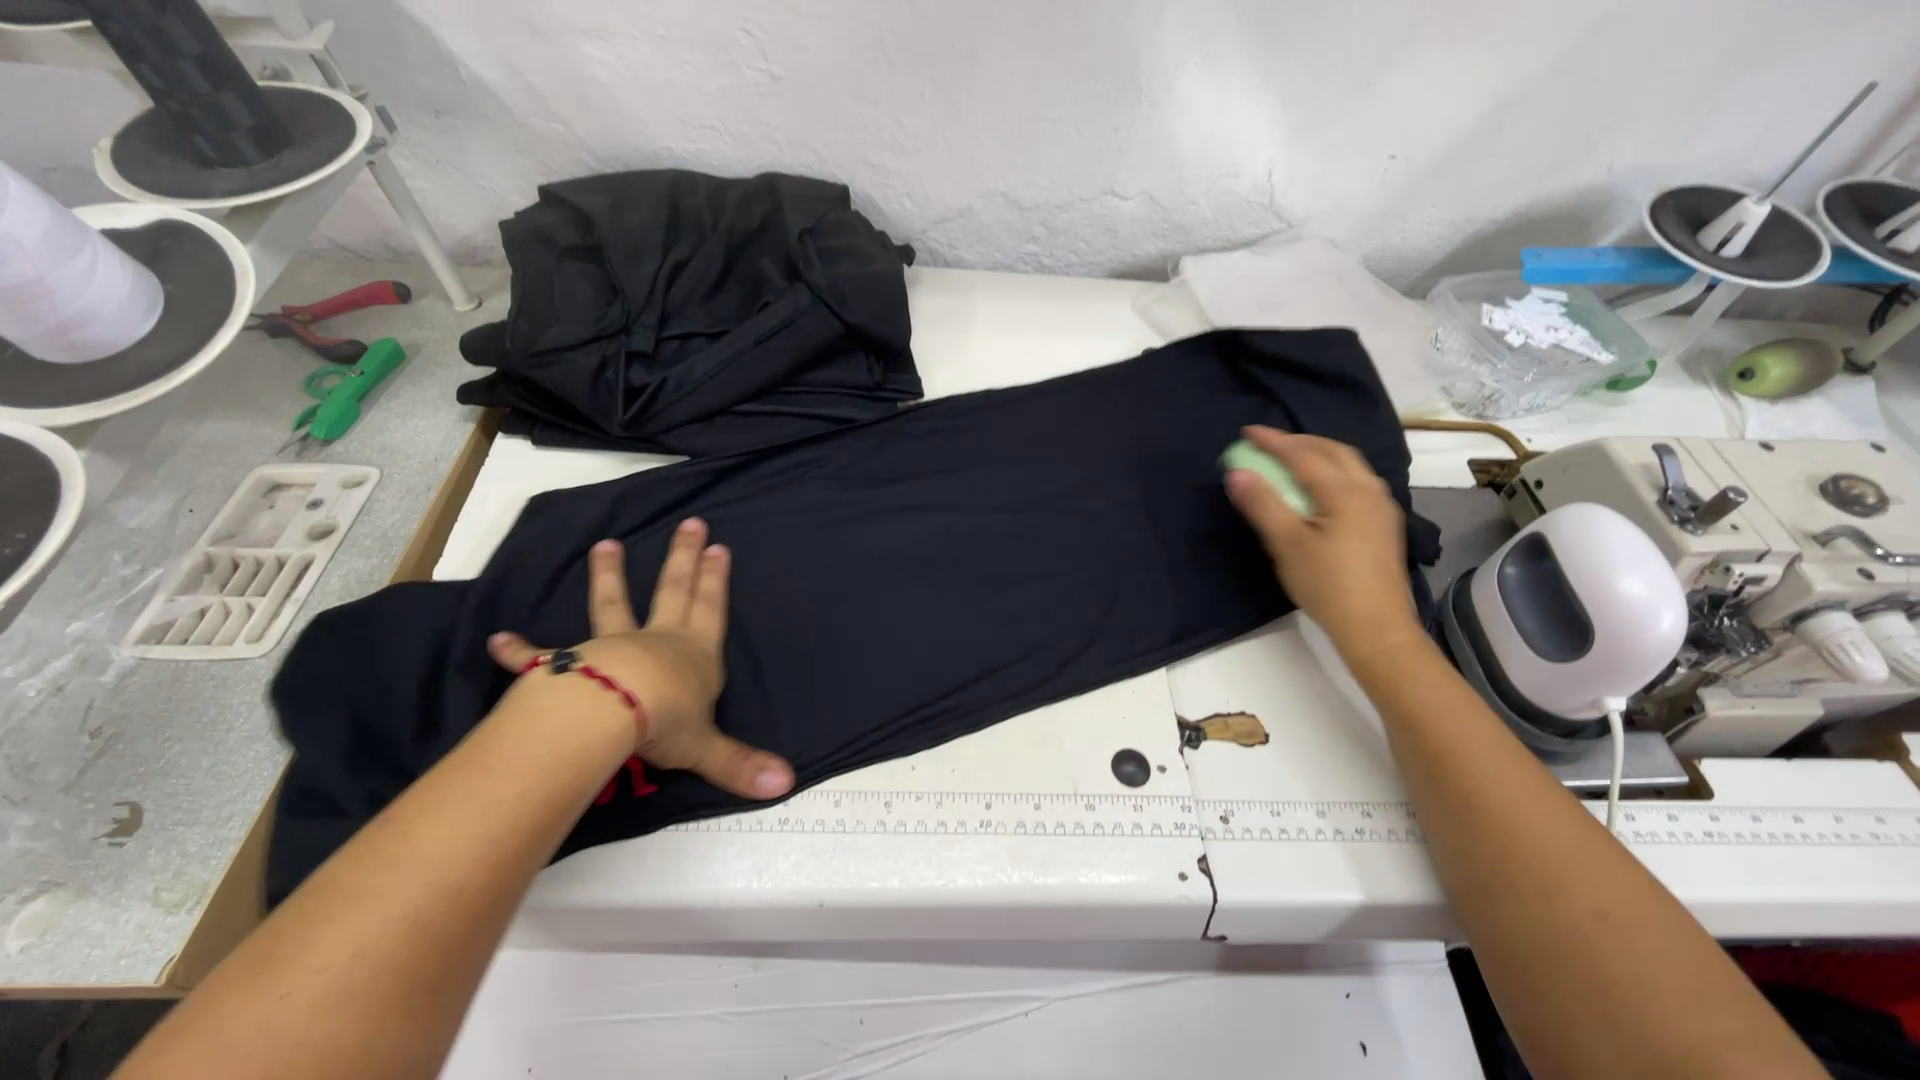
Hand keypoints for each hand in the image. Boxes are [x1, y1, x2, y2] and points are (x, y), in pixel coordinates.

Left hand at [486, 519, 794, 799]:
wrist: (611, 714)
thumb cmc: (667, 723)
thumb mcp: (708, 747)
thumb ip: (740, 765)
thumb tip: (784, 785)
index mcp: (694, 656)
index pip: (710, 610)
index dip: (714, 580)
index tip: (716, 546)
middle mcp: (656, 642)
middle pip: (672, 592)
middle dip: (681, 559)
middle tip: (689, 524)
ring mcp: (611, 648)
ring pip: (612, 605)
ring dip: (609, 576)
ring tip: (604, 545)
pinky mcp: (568, 665)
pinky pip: (539, 656)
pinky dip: (520, 648)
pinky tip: (499, 638)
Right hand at [1224, 426, 1422, 659]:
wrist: (1376, 628)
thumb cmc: (1328, 586)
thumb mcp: (1287, 545)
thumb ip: (1263, 504)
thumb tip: (1237, 473)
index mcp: (1344, 491)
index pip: (1302, 454)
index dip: (1272, 441)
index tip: (1246, 432)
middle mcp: (1368, 490)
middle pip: (1332, 451)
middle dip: (1299, 442)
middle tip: (1269, 444)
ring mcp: (1381, 506)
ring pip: (1349, 464)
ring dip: (1318, 454)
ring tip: (1291, 460)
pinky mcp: (1384, 524)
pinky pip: (1356, 480)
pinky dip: (1332, 471)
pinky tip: (1320, 487)